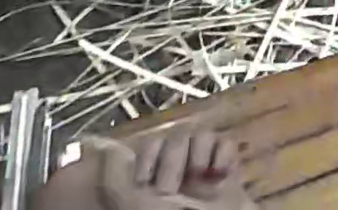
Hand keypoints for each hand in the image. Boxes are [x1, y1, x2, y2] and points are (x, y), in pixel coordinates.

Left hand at [78, 128, 249, 209]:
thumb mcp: (140, 204)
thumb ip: (123, 188)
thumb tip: (109, 161)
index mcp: (153, 180)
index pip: (152, 145)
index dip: (148, 157)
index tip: (144, 180)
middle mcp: (178, 169)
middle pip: (178, 136)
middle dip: (173, 160)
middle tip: (170, 188)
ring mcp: (204, 167)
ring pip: (202, 135)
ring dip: (198, 154)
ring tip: (199, 178)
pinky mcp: (228, 168)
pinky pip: (226, 143)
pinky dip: (223, 154)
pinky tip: (220, 173)